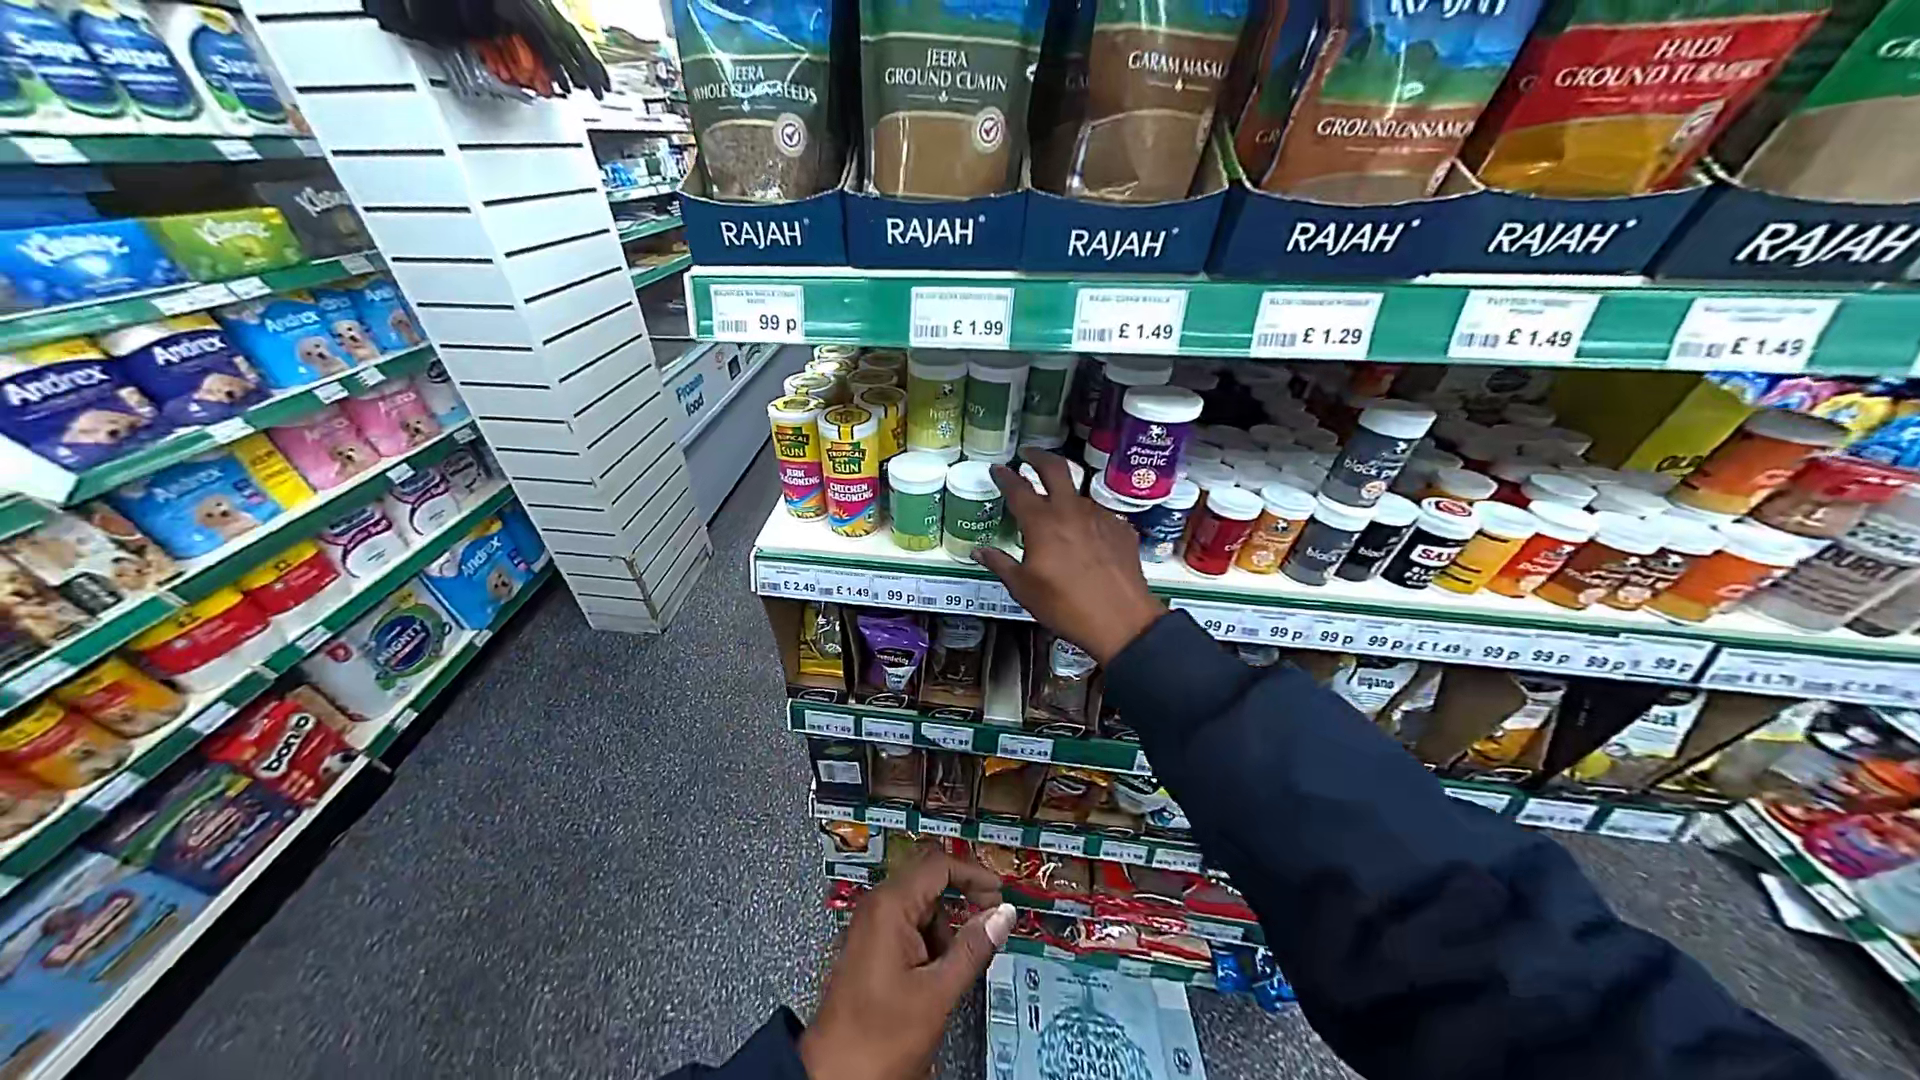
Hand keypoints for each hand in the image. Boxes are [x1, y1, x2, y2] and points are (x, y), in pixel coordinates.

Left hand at [801, 853, 1015, 1079]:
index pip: (939, 865)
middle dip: (961, 905)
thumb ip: (974, 948)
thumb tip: (1002, 914)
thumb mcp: (937, 992)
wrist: (833, 1078)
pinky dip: (930, 945)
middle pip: (931, 884)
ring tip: (951, 970)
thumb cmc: (879, 1038)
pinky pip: (910, 929)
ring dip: (946, 930)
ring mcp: (872, 927)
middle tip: (988, 926)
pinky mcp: (871, 948)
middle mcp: (878, 907)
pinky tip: (935, 977)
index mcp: (890, 906)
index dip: (974, 875)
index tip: (999, 893)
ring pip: (923, 909)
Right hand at [973, 451, 1165, 664]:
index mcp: (1042, 523)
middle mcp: (1071, 511)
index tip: (997, 469)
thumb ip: (1000, 564)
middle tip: (1028, 454)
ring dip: (1063, 495)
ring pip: (1077, 495)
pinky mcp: (1121, 529)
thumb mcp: (1024, 589)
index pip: (1018, 488)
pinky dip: (1085, 518)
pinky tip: (1084, 535)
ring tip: (1055, 508)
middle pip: (1055, 468)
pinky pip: (1098, 515)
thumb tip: (980, 552)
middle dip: (1038, 456)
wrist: (1121, 621)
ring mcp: (1100, 517)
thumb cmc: (1066, 606)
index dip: (1005, 476)